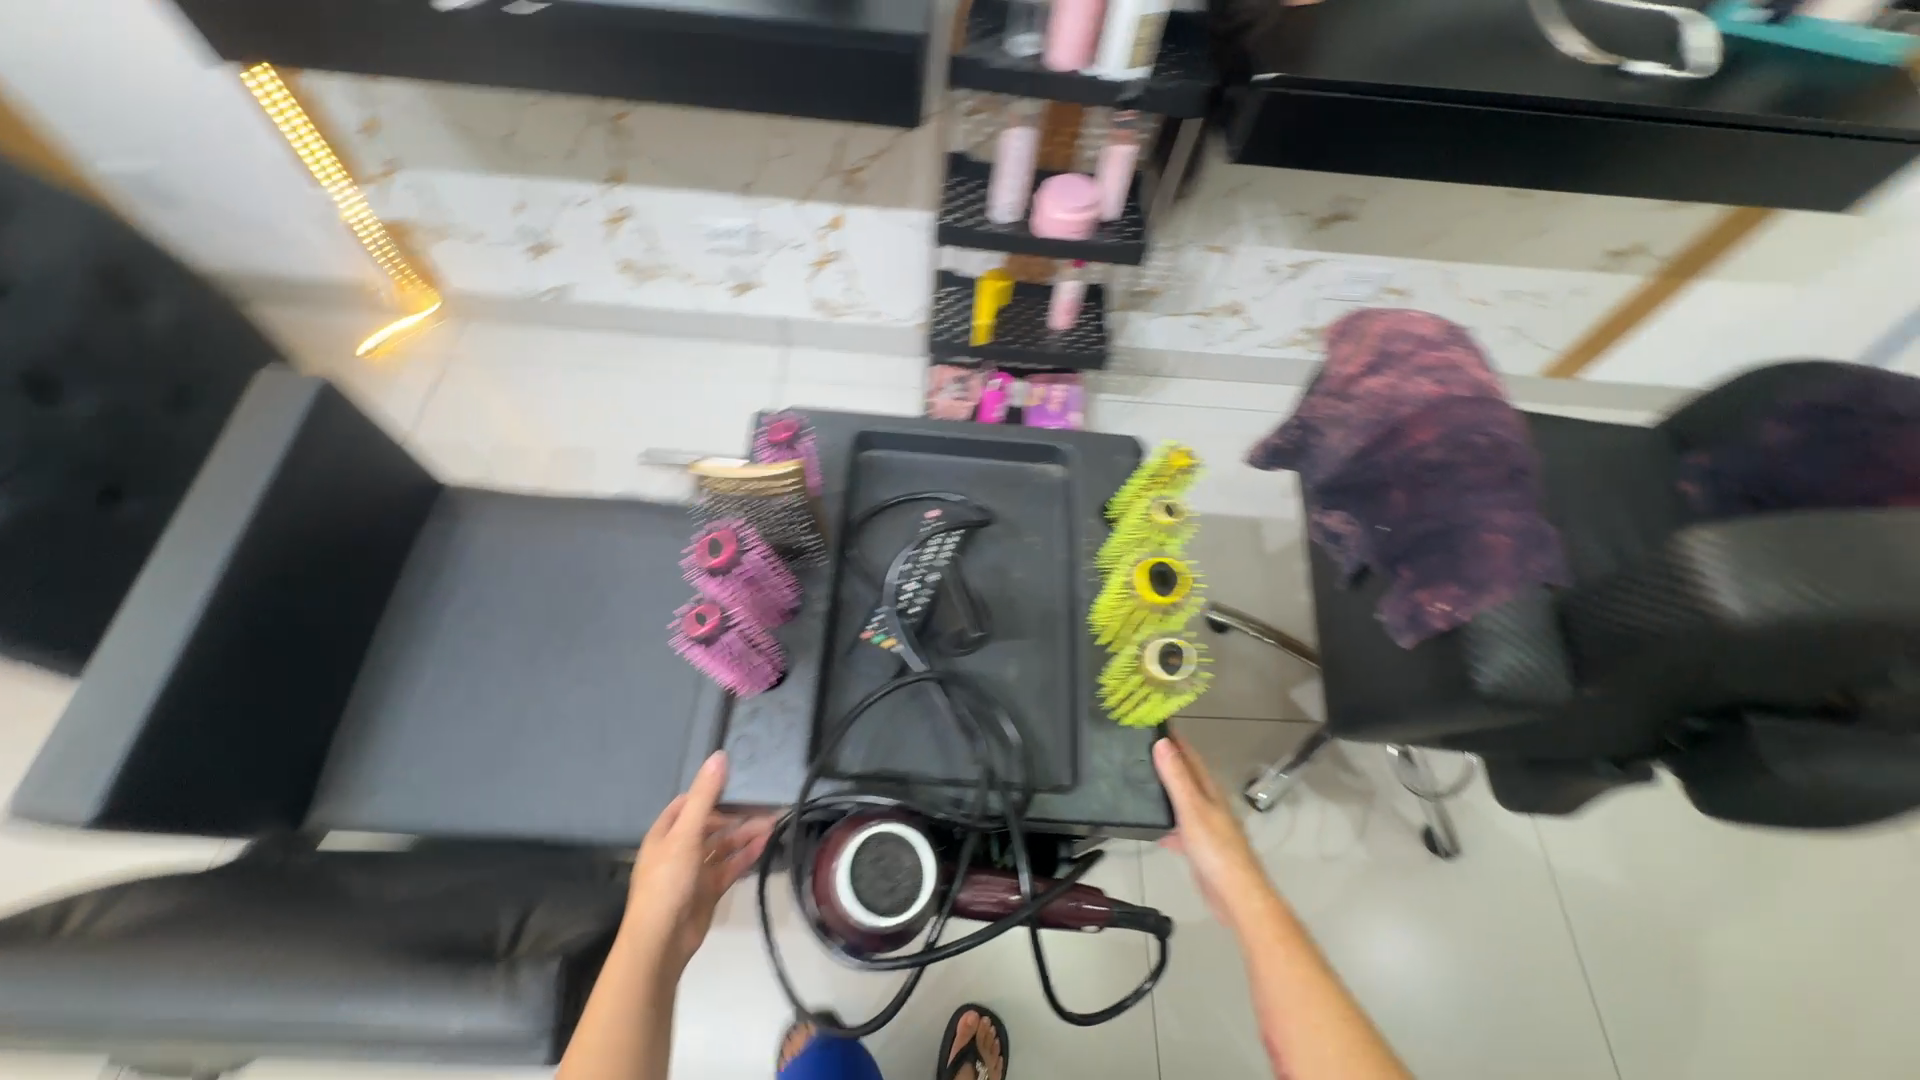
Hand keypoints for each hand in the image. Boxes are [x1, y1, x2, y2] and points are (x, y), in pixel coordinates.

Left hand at [621, 751, 773, 977]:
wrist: (662, 940)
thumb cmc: (668, 880)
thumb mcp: (686, 834)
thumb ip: (705, 796)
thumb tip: (719, 756)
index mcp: (665, 834)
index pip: (688, 804)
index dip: (710, 793)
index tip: (736, 784)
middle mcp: (678, 849)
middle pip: (710, 825)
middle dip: (735, 816)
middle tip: (764, 805)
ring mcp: (694, 871)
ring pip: (723, 846)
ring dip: (745, 835)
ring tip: (773, 823)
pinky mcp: (708, 890)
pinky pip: (729, 867)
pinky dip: (745, 855)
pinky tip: (765, 845)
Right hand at [1153, 735, 1274, 927]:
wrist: (1235, 895)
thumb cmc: (1215, 849)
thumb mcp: (1192, 809)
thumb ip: (1177, 777)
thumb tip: (1163, 742)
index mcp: (1210, 791)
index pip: (1190, 757)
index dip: (1175, 740)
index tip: (1154, 724)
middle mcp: (1210, 805)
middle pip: (1186, 778)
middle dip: (1167, 764)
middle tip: (1139, 752)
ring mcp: (1206, 827)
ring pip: (1182, 803)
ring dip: (1165, 794)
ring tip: (1139, 785)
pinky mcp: (1200, 849)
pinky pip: (1180, 829)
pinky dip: (1167, 826)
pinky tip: (1153, 831)